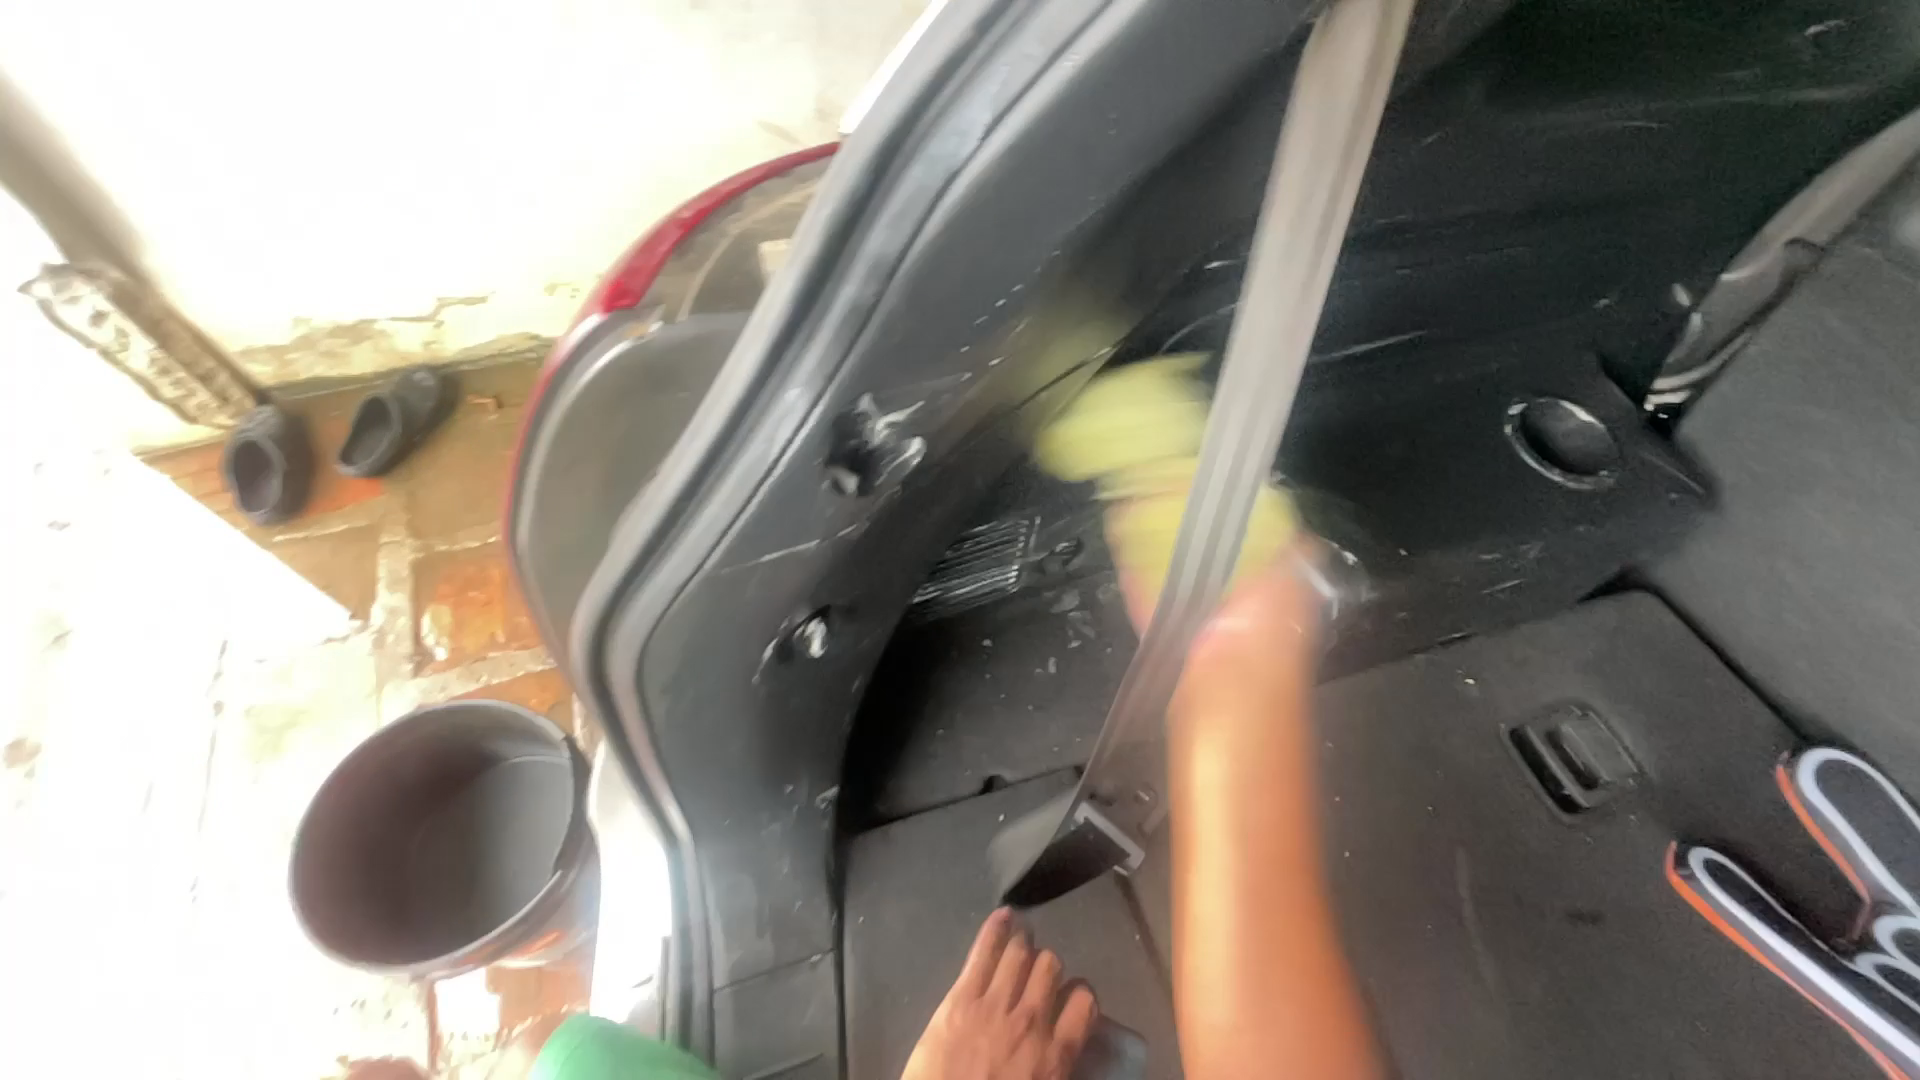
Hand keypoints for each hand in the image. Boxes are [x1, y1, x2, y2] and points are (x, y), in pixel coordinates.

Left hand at [901, 909, 1098, 1079]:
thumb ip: (1055, 1067)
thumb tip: (1063, 1053)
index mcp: (1055, 1058)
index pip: (1084, 1004)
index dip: (1079, 995)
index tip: (1071, 997)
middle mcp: (1032, 1022)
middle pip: (1050, 968)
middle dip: (1046, 965)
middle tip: (1037, 972)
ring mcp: (995, 1004)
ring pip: (1021, 953)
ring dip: (1023, 943)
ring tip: (1021, 939)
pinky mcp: (962, 997)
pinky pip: (984, 952)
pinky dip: (997, 929)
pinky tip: (1003, 916)